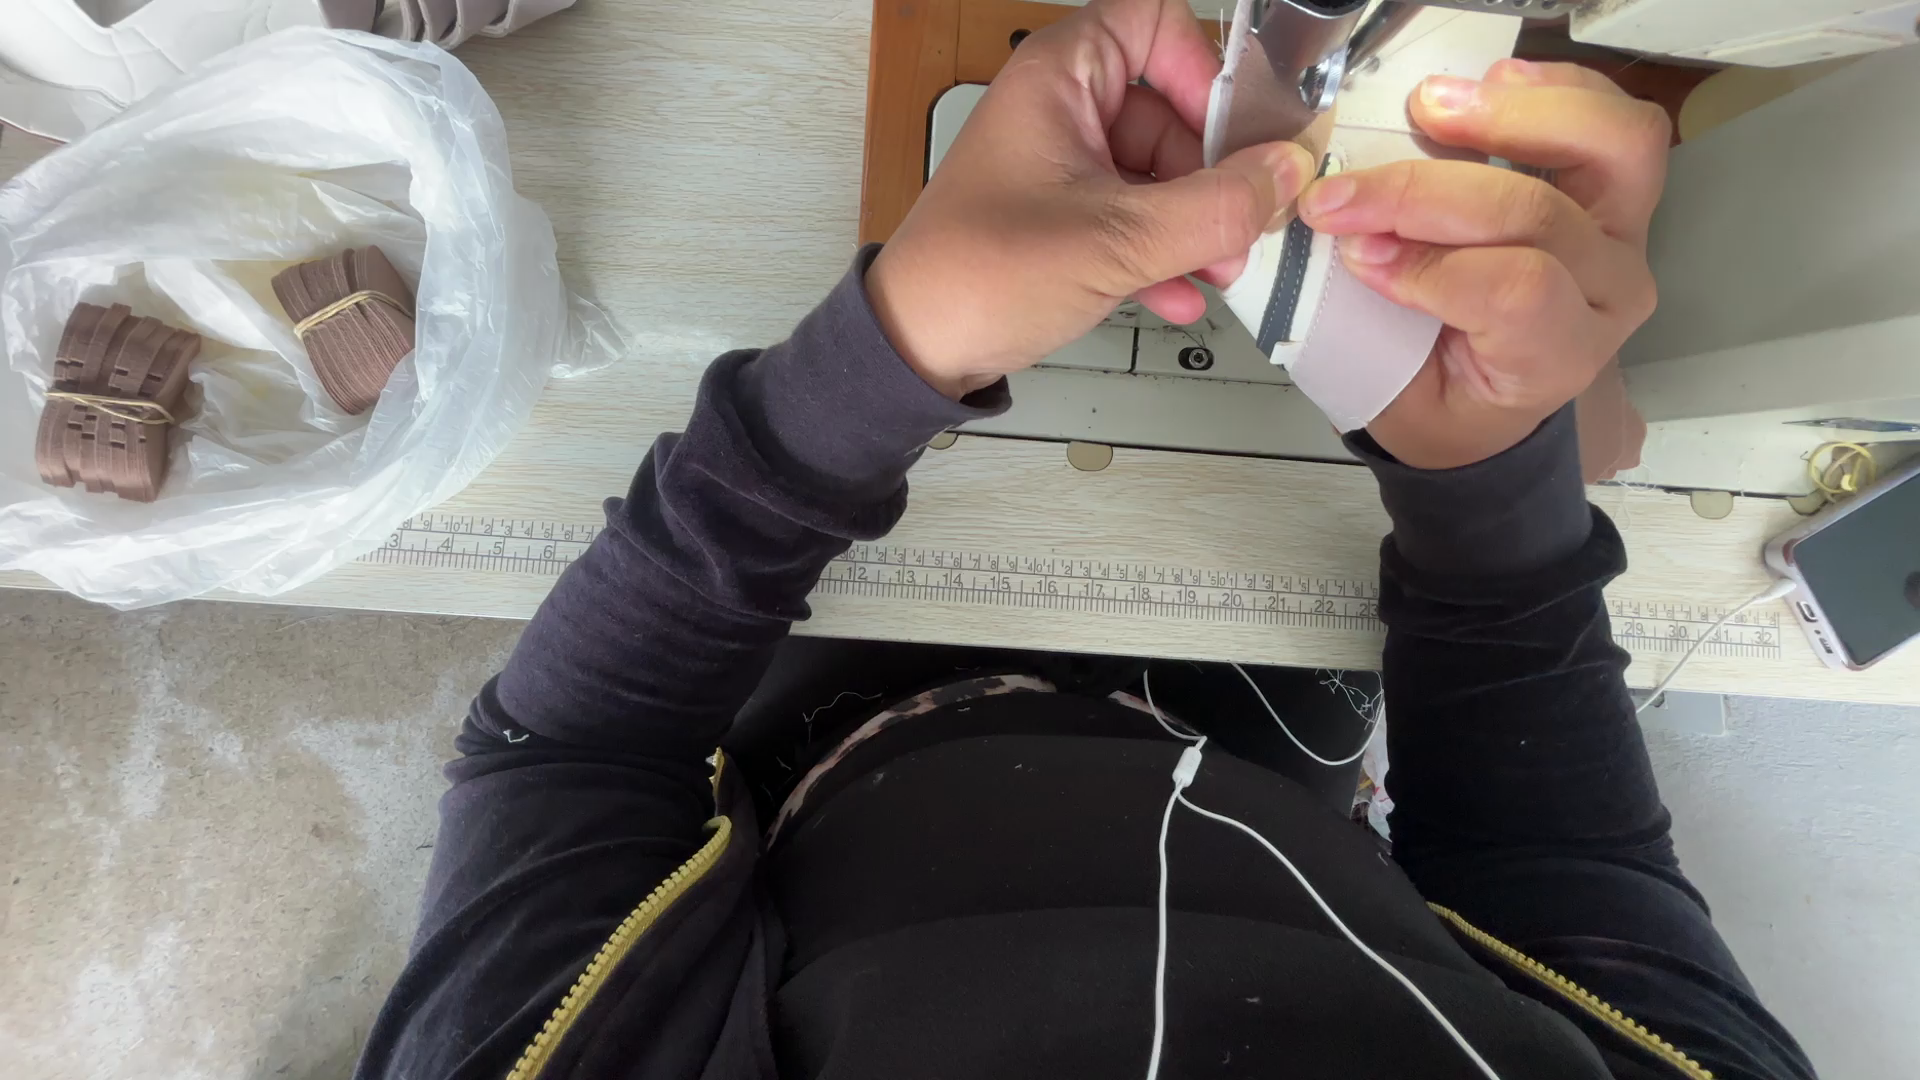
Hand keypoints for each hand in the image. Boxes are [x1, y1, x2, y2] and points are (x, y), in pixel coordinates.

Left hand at [866, 0, 1315, 398]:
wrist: (917, 350)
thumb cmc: (980, 277)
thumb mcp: (1115, 240)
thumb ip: (1212, 207)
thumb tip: (1283, 175)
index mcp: (1059, 79)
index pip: (1156, 25)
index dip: (1207, 73)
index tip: (1240, 133)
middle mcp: (1056, 116)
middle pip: (1165, 113)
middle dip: (1210, 177)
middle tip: (1243, 225)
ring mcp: (1055, 175)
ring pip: (1148, 177)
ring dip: (1190, 226)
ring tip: (1218, 270)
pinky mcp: (1053, 227)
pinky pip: (1122, 223)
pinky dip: (1154, 256)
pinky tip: (1177, 295)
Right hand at [1296, 60, 1669, 468]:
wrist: (1482, 411)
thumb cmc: (1432, 407)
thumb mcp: (1390, 392)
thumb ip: (1371, 326)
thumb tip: (1338, 242)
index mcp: (1552, 359)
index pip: (1510, 292)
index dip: (1424, 265)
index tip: (1350, 252)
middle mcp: (1607, 295)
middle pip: (1535, 214)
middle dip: (1423, 192)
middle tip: (1343, 190)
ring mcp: (1623, 239)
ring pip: (1607, 148)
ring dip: (1509, 117)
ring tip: (1426, 106)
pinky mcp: (1616, 200)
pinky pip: (1612, 129)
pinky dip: (1552, 94)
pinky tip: (1487, 86)